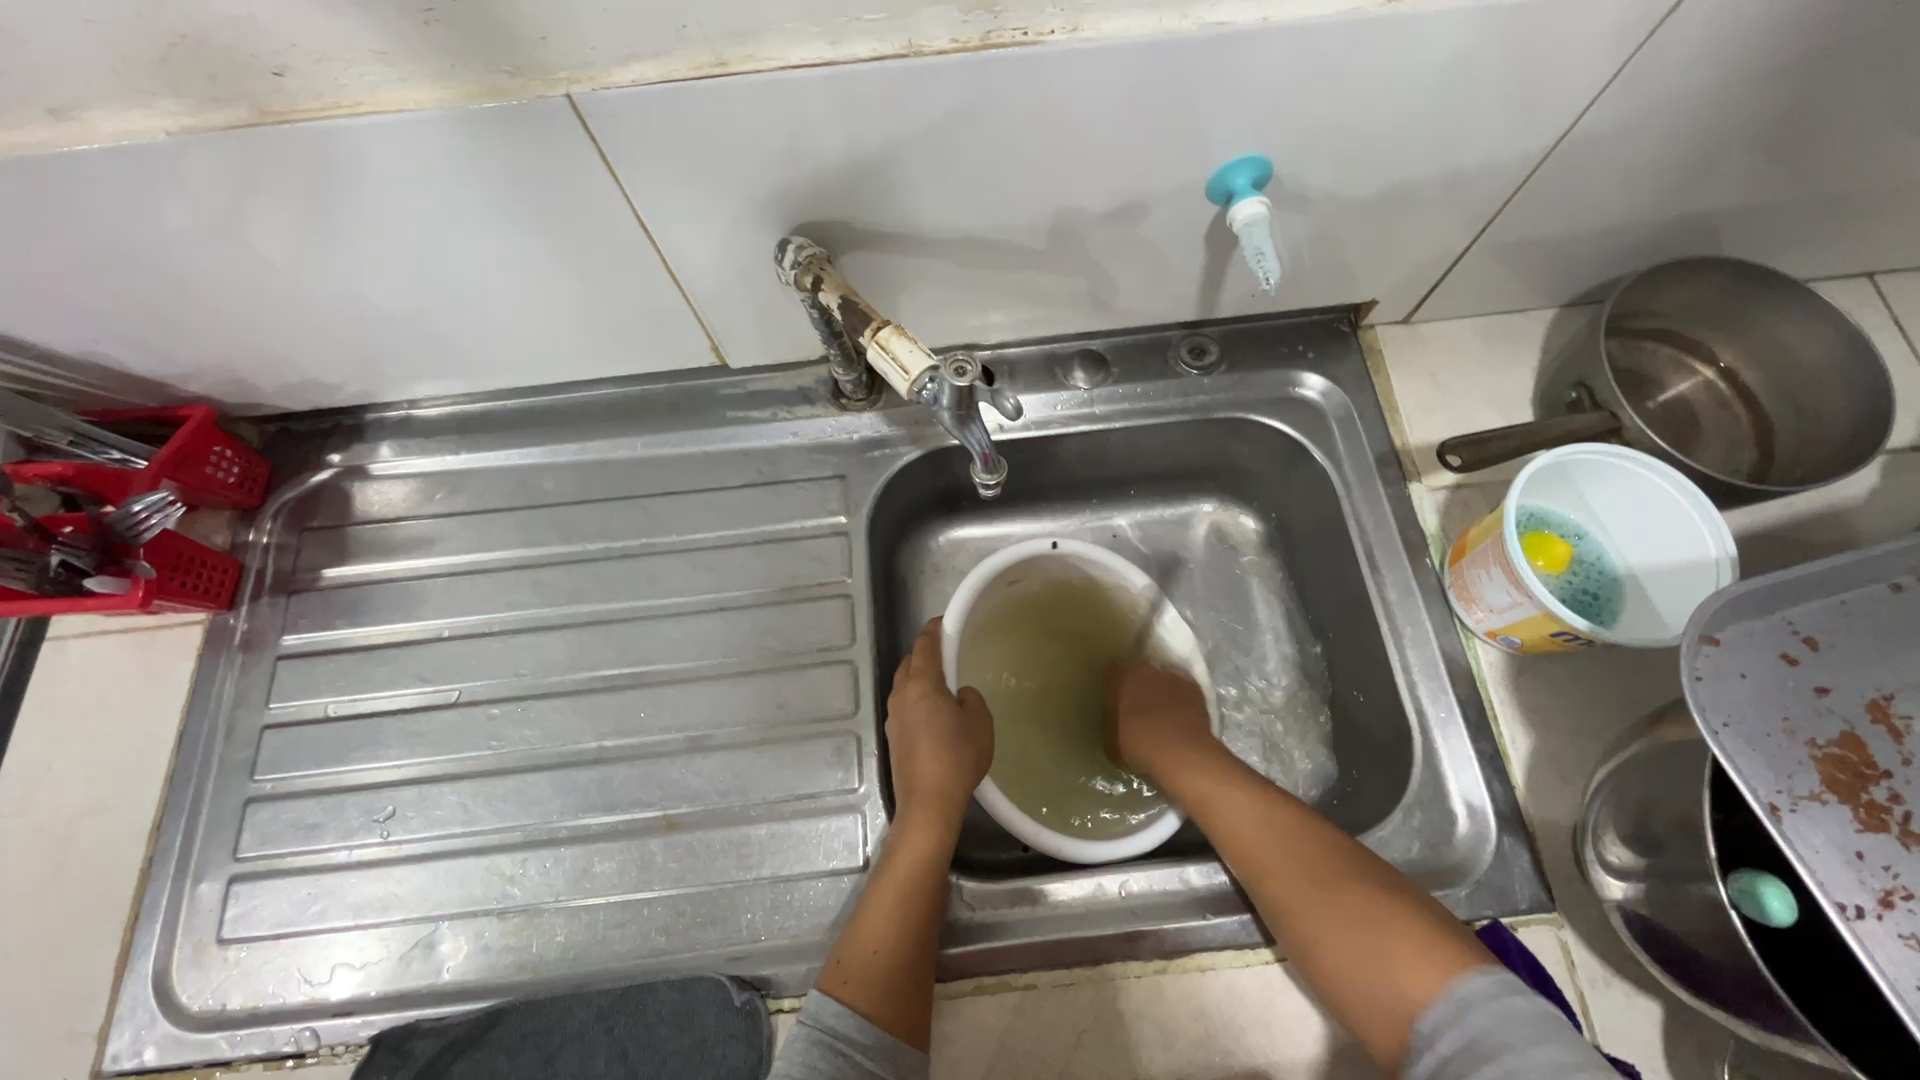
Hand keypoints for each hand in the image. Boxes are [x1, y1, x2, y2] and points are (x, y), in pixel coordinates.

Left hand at [886, 617, 993, 830]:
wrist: (929, 802)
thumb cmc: (958, 756)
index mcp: (921, 684)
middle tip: (947, 653)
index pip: (924, 645)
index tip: (945, 622)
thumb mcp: (980, 721)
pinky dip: (916, 701)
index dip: (934, 630)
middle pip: (909, 663)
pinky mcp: (893, 739)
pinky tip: (933, 714)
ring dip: (918, 679)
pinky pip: (904, 707)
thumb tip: (957, 695)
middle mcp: (901, 696)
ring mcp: (893, 718)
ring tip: (941, 684)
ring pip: (903, 686)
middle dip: (924, 653)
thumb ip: (970, 698)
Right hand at [1106, 660, 1219, 781]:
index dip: (1114, 687)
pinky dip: (1182, 703)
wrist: (1180, 752)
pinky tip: (1181, 722)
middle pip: (1140, 672)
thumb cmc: (1136, 745)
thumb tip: (1115, 726)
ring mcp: (1174, 677)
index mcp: (1120, 677)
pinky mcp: (1196, 689)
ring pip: (1163, 680)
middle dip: (1139, 687)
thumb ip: (1111, 725)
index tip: (1114, 702)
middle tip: (1137, 710)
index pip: (1113, 671)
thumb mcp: (1110, 742)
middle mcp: (1146, 669)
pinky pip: (1183, 692)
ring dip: (1161, 693)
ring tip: (1162, 717)